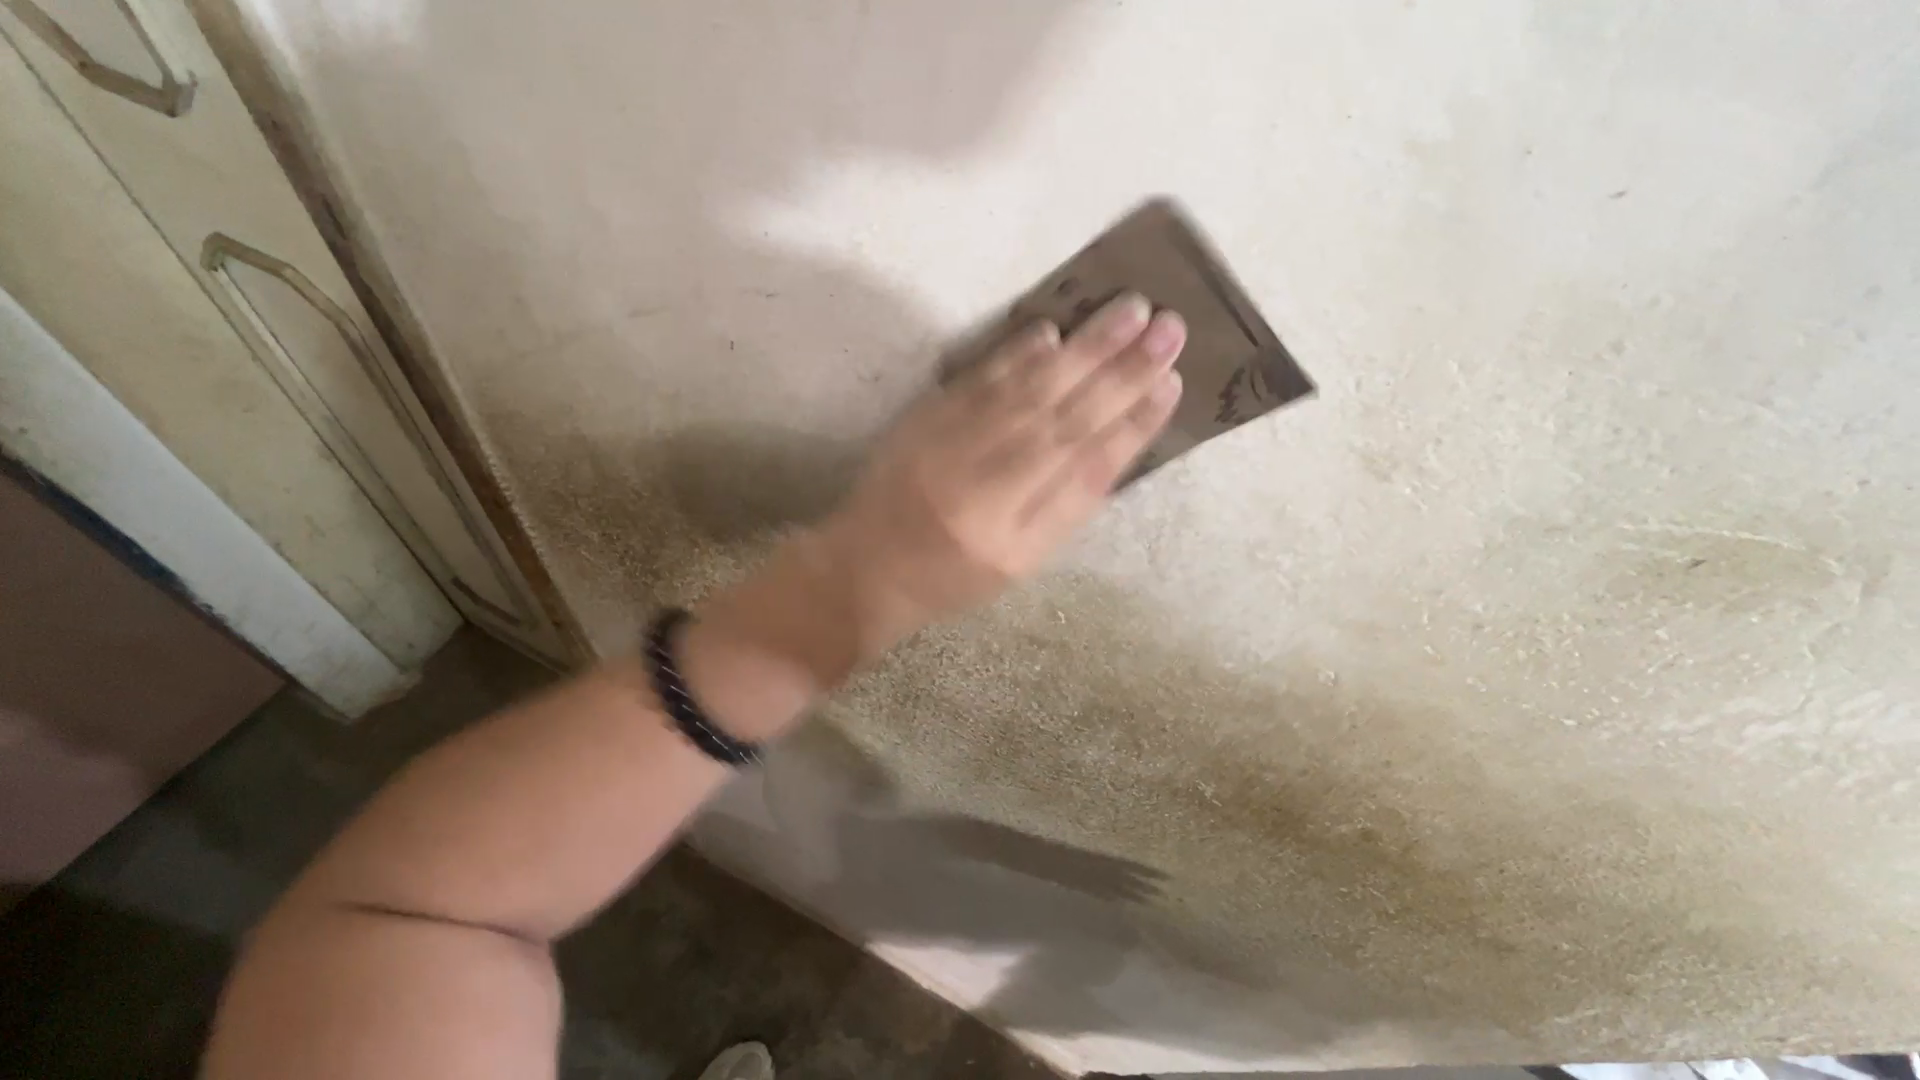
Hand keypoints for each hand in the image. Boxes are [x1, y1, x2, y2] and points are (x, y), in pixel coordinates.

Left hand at [681, 293, 1182, 738]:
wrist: (865, 568)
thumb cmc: (952, 576)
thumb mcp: (1019, 563)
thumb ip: (1065, 509)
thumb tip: (1111, 440)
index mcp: (1020, 539)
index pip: (1089, 471)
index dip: (1134, 425)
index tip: (1173, 383)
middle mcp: (990, 490)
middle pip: (1068, 420)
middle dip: (1123, 372)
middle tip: (1170, 326)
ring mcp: (954, 451)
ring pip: (1029, 392)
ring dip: (1082, 350)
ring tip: (1130, 309)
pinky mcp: (925, 422)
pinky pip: (978, 383)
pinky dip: (1015, 355)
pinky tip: (1050, 331)